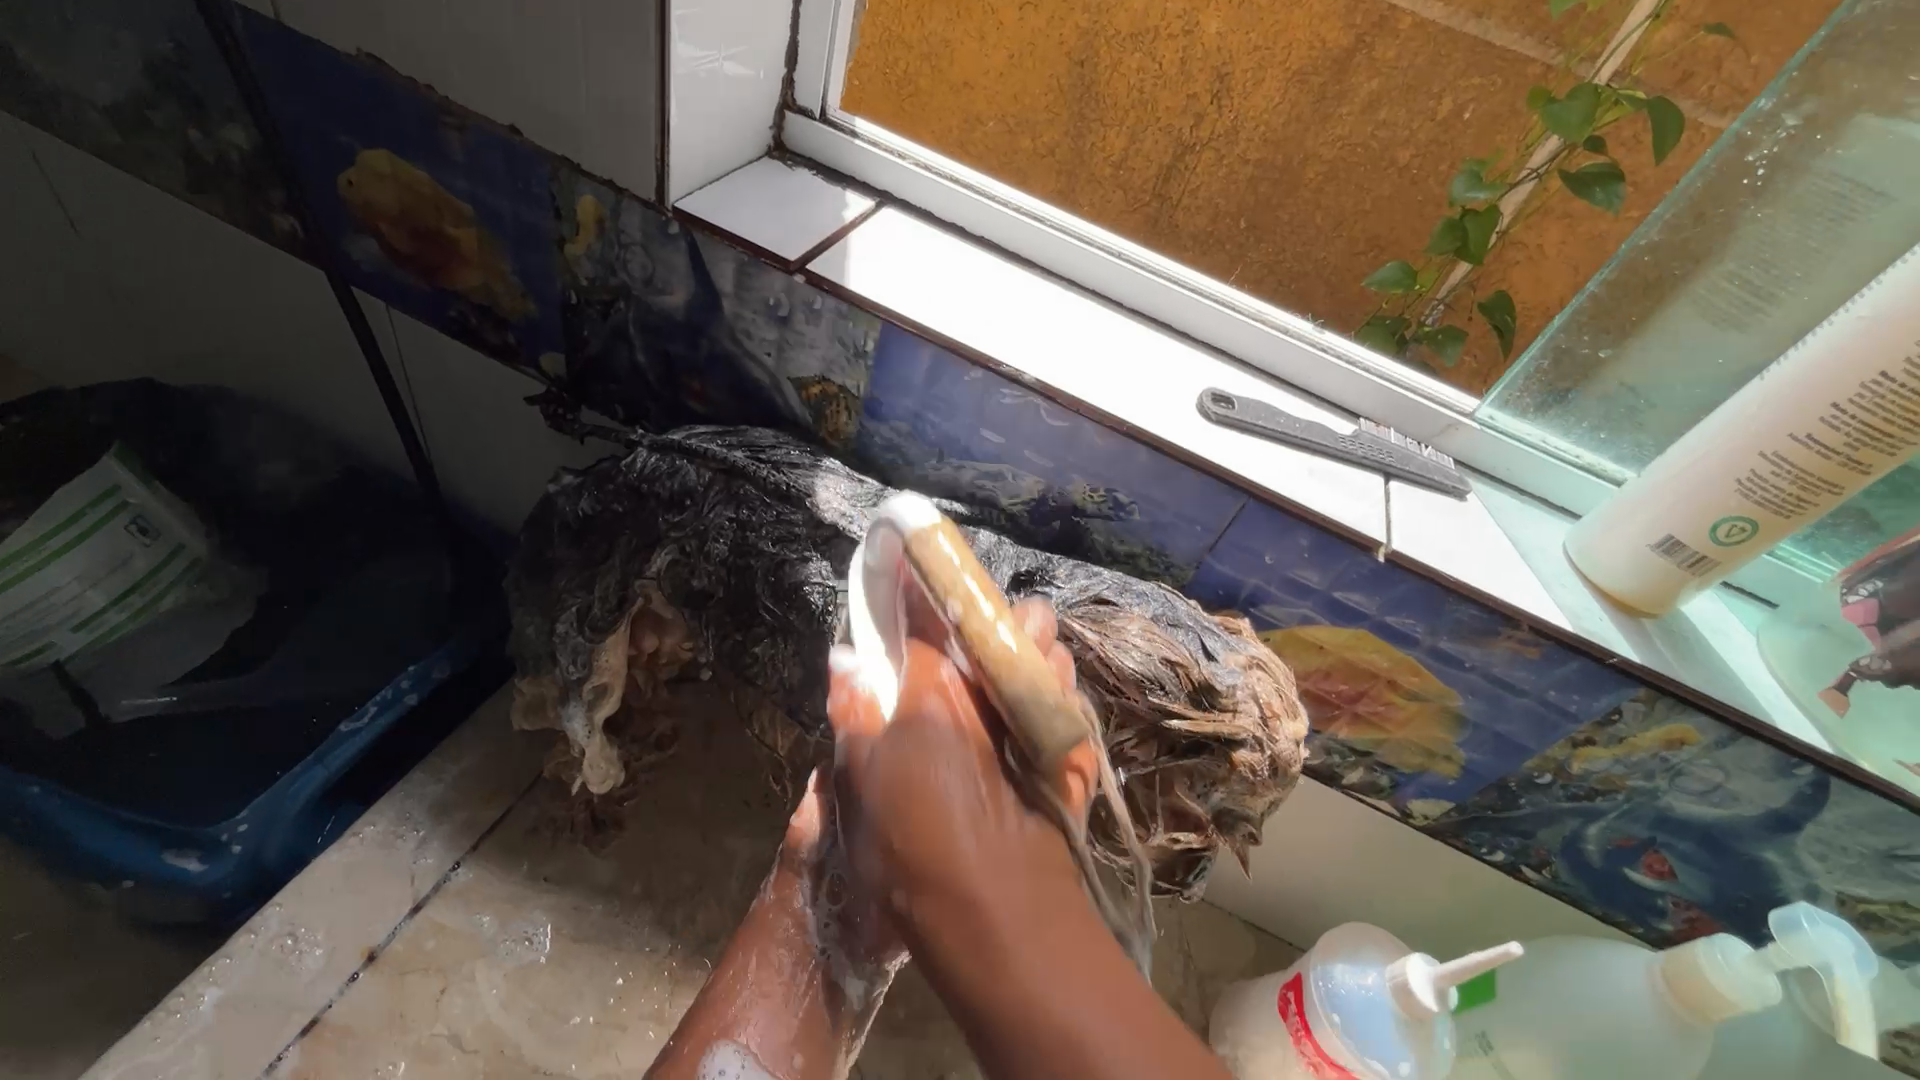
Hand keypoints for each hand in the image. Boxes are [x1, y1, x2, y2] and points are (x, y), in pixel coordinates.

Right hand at [824, 596, 1099, 947]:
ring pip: (1042, 644)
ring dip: (1027, 639)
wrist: (997, 912)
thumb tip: (845, 658)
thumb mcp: (861, 782)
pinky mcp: (1074, 741)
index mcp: (936, 683)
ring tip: (1009, 654)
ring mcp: (1044, 708)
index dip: (914, 597)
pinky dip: (1052, 682)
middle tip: (963, 631)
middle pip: (997, 618)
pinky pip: (1067, 690)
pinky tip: (1039, 698)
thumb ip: (854, 711)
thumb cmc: (914, 846)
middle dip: (983, 612)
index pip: (922, 615)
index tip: (908, 581)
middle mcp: (993, 681)